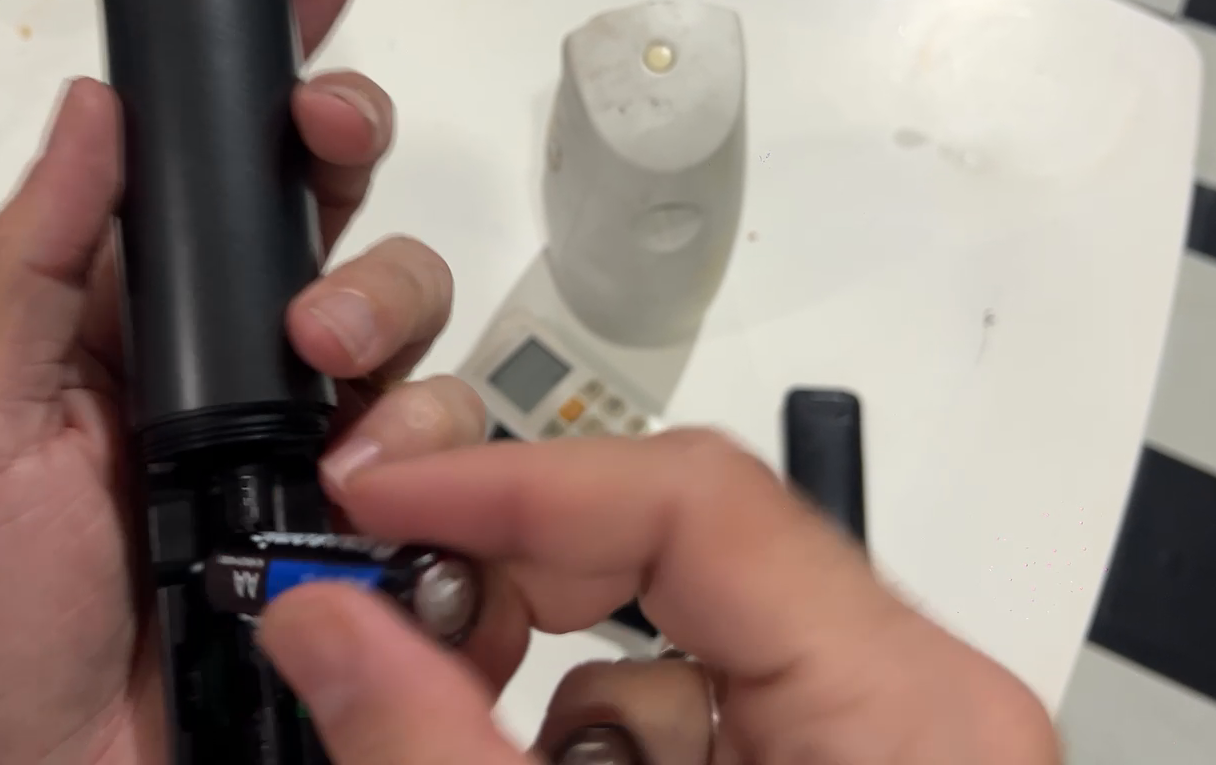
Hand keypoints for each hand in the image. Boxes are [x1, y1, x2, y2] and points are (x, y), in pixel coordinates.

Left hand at [0, 0, 491, 764]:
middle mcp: (273, 360)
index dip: (287, 77)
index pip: (241, 173)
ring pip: (425, 330)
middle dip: (354, 156)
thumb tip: (96, 103)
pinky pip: (466, 455)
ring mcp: (350, 442)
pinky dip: (445, 451)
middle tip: (327, 145)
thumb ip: (36, 262)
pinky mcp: (405, 525)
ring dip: (396, 317)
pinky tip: (382, 489)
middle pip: (356, 223)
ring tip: (328, 373)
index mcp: (170, 317)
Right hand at [262, 431, 1062, 764]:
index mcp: (897, 710)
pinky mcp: (823, 761)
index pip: (688, 497)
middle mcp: (901, 691)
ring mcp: (869, 725)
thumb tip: (315, 616)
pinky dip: (579, 715)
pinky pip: (675, 686)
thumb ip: (424, 749)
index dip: (516, 479)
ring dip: (536, 643)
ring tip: (440, 699)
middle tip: (383, 587)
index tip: (382, 498)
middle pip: (669, 531)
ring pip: (658, 610)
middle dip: (509, 555)